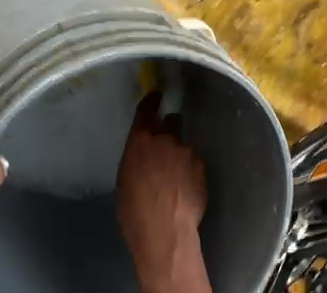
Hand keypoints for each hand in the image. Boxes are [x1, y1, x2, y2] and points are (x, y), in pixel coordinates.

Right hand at [117, 94, 211, 292]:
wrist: (165, 231)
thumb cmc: (134, 210)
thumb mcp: (125, 177)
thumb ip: (137, 156)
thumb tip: (144, 153)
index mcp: (141, 139)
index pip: (147, 108)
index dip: (152, 100)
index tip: (157, 96)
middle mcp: (165, 138)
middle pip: (172, 120)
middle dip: (170, 130)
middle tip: (166, 148)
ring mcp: (186, 150)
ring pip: (184, 144)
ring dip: (180, 154)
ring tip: (177, 178)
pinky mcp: (201, 166)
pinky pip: (194, 162)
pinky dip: (190, 171)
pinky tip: (185, 189)